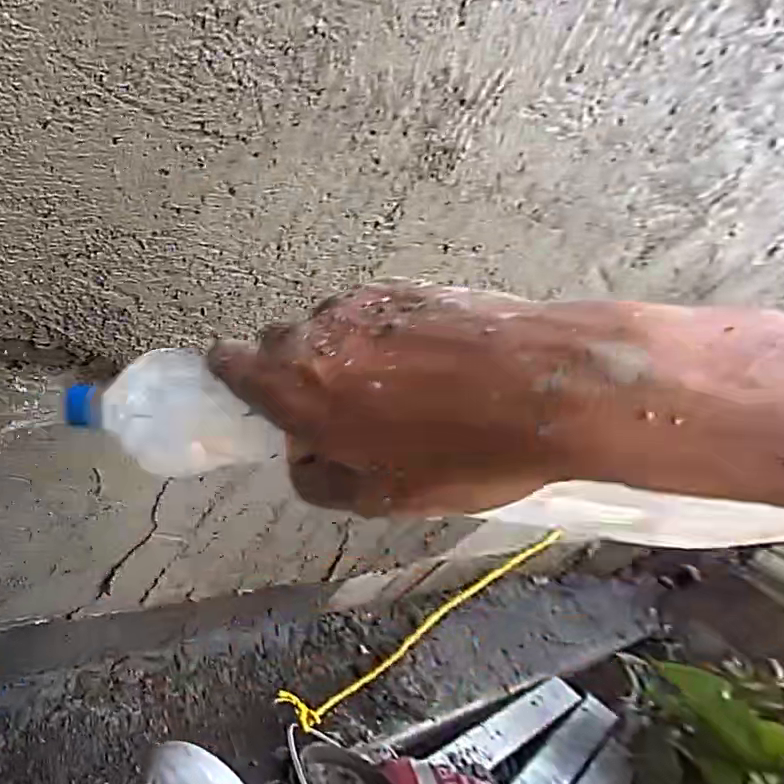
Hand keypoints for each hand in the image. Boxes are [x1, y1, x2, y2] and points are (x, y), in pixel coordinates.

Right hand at [207, 281, 629, 515]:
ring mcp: (358, 304)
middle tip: (341, 405)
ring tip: (400, 384)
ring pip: (325, 328)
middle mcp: (311, 334)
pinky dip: (384, 334)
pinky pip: (370, 313)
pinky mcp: (402, 286)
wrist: (558, 386)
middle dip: (295, 372)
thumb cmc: (458, 451)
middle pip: (276, 345)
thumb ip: (315, 480)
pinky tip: (432, 360)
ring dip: (341, 352)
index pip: (225, 361)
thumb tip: (304, 457)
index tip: (261, 398)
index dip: (236, 378)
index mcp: (289, 384)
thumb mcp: (378, 497)